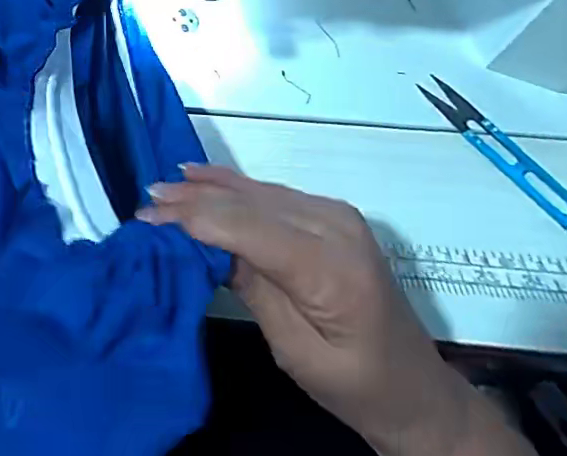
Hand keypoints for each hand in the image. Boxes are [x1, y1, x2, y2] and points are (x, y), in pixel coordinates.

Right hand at [139, 166, 528, 455]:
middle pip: (247, 203)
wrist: (420, 391)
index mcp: (331, 268)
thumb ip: (251, 286)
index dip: (193, 218)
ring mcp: (335, 214)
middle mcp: (335, 227)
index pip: (246, 227)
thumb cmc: (356, 385)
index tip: (147, 218)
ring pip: (255, 191)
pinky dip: (232, 187)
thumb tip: (200, 241)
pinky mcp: (330, 213)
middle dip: (192, 200)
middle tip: (147, 201)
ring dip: (207, 189)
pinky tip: (201, 175)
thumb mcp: (294, 350)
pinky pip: (270, 193)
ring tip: (163, 187)